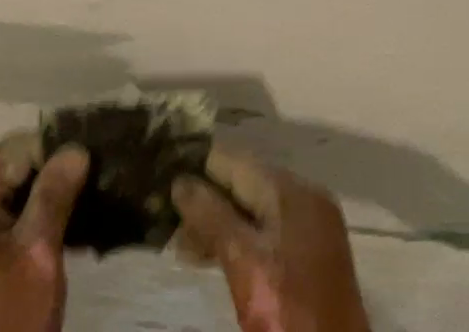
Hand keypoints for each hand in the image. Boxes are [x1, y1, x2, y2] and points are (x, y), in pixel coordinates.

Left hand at [0, 132, 90, 331]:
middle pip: (17, 163)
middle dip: (58, 172)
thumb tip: (77, 148)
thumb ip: (54, 197)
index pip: (20, 147)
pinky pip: (12, 208)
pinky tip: (75, 225)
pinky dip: (40, 213)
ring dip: (53, 194)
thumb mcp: (37, 254)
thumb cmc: (7, 314)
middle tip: (102, 183)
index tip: (99, 163)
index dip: (59, 152)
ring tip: (96, 202)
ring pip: (18, 185)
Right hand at [172, 148, 371, 331]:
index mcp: (292, 191)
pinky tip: (208, 257)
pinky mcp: (306, 256)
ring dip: (214, 225)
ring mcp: (308, 228)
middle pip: (241, 184)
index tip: (160, 179)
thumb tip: (179, 181)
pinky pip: (262, 232)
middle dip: (203, 202)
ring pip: (249, 211)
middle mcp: (304, 199)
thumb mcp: (241, 257)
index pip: (232, 161)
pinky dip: (235, 241)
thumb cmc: (287, 307)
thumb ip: (208, 213)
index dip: (194, 168)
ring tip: (184, 250)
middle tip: (169, 226)